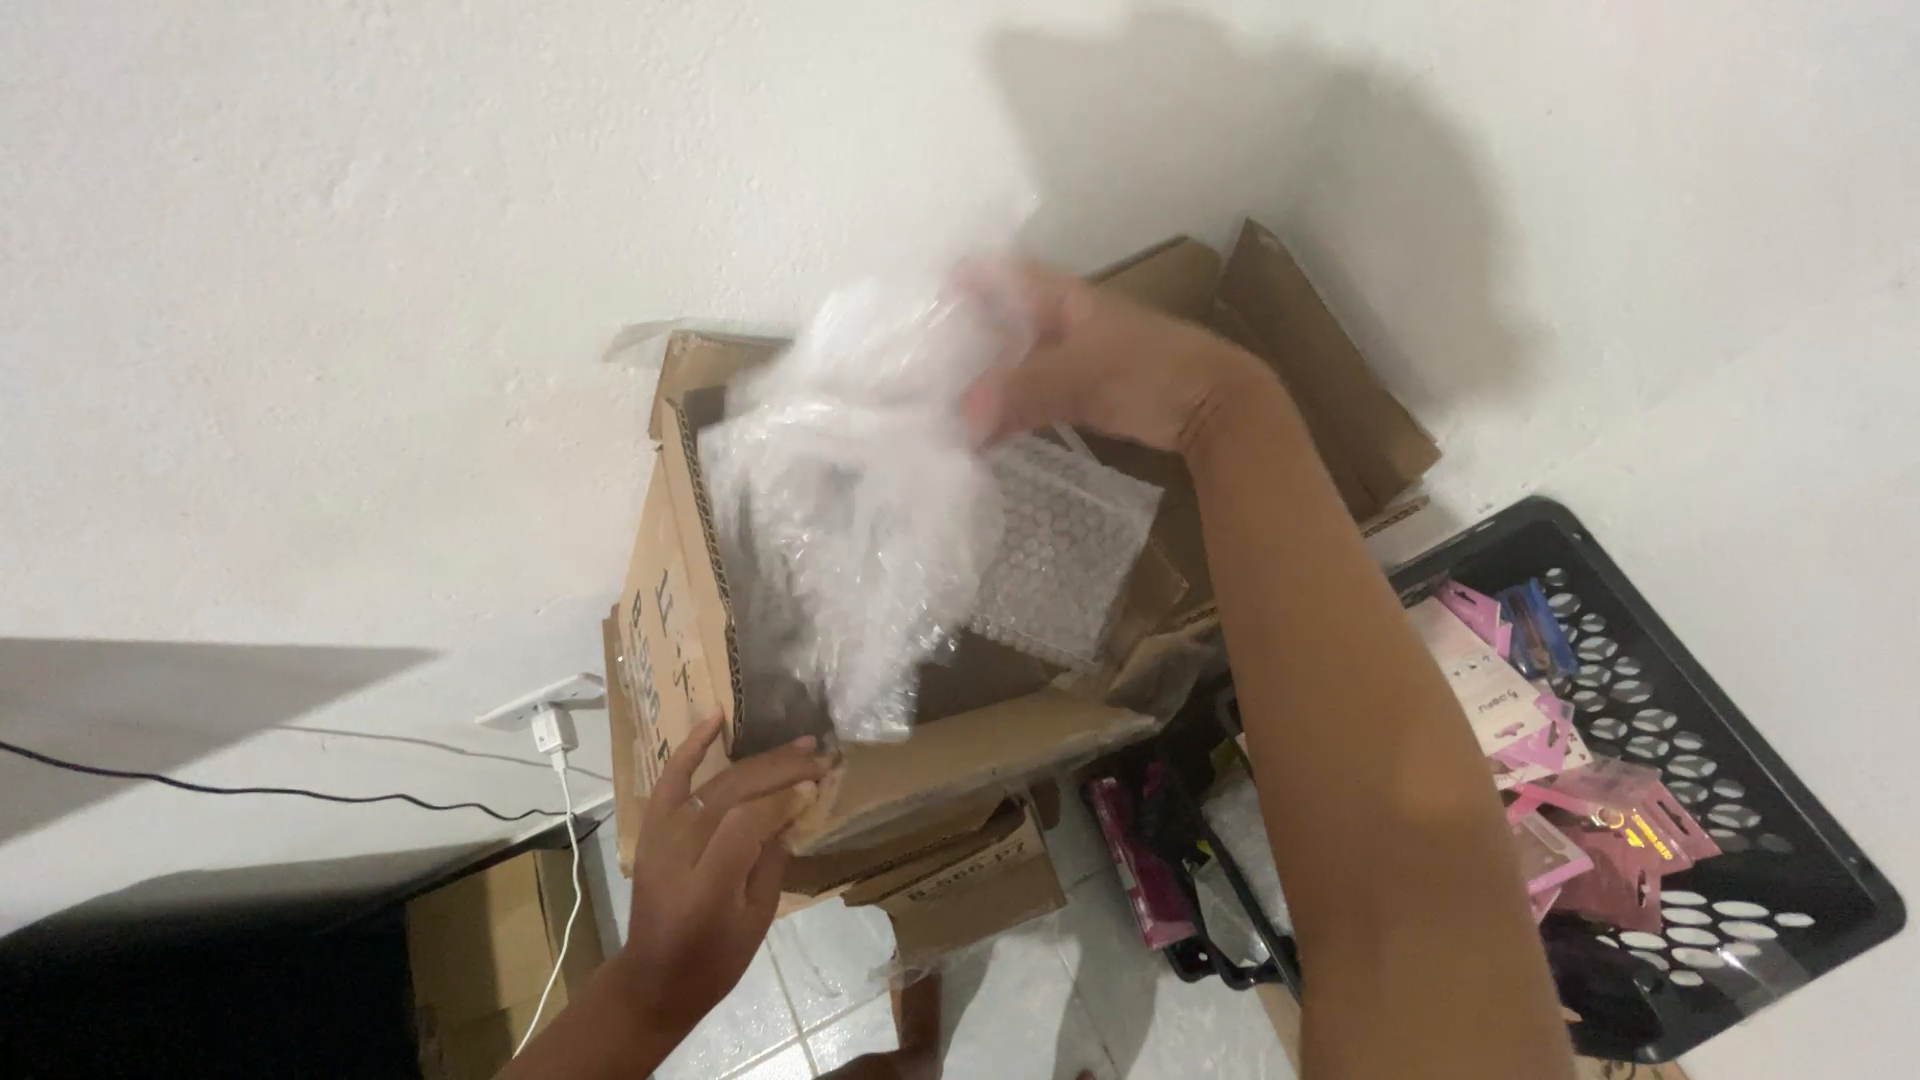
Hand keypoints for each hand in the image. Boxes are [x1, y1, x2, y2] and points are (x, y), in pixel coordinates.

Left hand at [619, 712, 830, 1044]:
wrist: (651, 981)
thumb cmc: (712, 961)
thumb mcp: (756, 921)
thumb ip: (772, 861)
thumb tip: (793, 810)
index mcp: (705, 887)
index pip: (747, 823)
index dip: (784, 801)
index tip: (817, 788)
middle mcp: (677, 853)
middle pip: (734, 793)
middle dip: (783, 772)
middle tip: (822, 757)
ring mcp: (660, 836)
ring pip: (716, 782)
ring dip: (760, 759)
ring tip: (800, 744)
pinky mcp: (653, 828)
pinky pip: (672, 777)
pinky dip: (692, 744)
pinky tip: (717, 716)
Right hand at [961, 262, 1269, 452]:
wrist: (1214, 405)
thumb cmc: (1150, 370)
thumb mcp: (1082, 376)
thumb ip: (1022, 394)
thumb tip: (962, 419)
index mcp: (1067, 300)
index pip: (1010, 276)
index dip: (973, 277)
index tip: (932, 293)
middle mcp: (1069, 323)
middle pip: (1009, 320)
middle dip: (970, 333)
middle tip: (926, 354)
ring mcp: (1080, 359)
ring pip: (1022, 360)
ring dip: (990, 375)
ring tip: (946, 392)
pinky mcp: (1090, 394)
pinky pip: (1038, 394)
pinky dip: (1013, 406)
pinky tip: (989, 424)